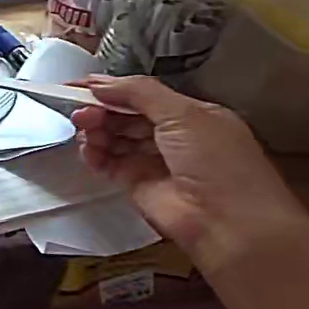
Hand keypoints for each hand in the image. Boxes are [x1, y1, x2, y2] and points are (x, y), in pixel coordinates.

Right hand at [73, 76, 308, 271]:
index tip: (79, 84)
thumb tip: (99, 83)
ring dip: (96, 130)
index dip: (112, 88)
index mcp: (190, 115)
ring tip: (82, 128)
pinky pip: (109, 163)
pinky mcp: (137, 185)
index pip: (144, 95)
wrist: (229, 225)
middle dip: (101, 109)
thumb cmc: (215, 161)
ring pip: (115, 138)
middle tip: (79, 110)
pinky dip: (95, 154)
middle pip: (126, 116)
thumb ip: (139, 93)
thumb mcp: (184, 115)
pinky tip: (88, 150)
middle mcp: (172, 136)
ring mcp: (153, 162)